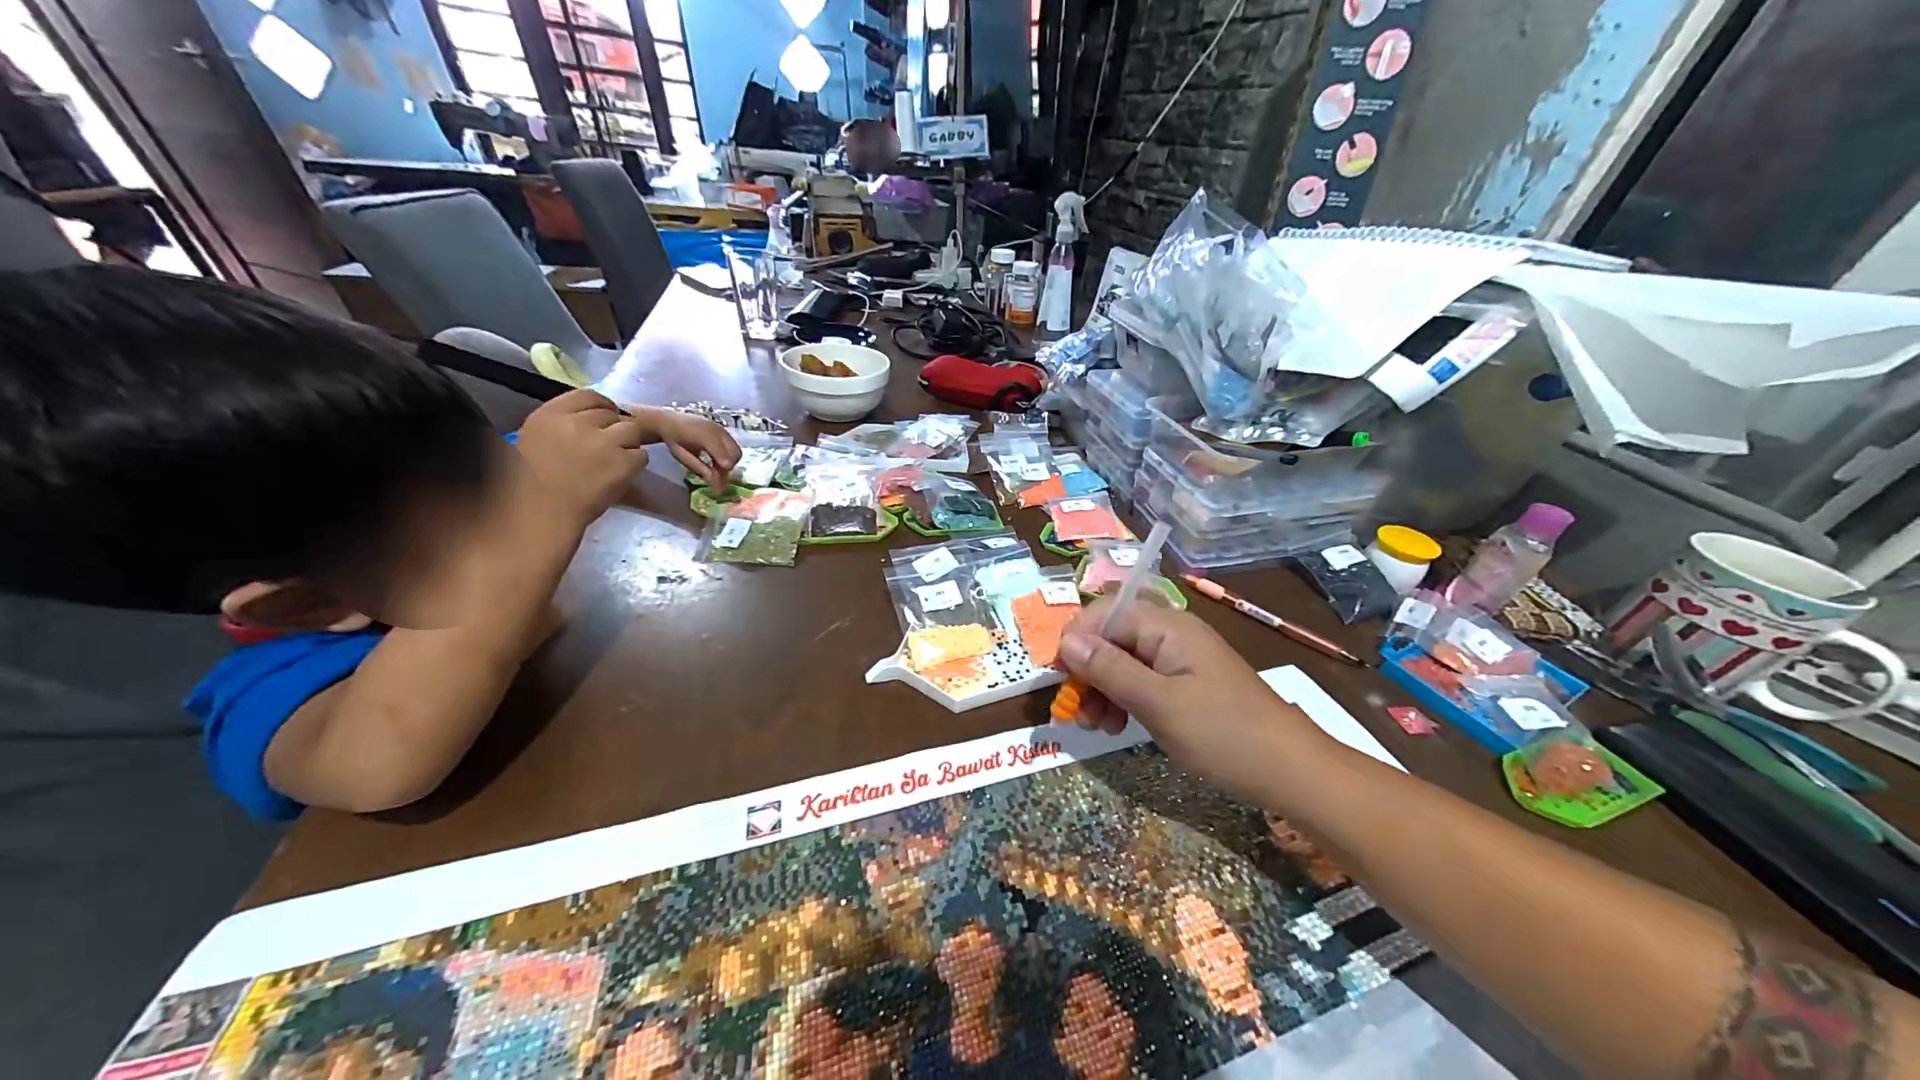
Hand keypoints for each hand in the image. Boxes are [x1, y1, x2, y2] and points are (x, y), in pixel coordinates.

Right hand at [514, 389, 647, 524]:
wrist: (542, 515)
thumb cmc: (534, 483)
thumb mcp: (539, 439)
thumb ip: (565, 423)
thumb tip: (594, 416)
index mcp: (551, 414)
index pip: (589, 395)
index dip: (604, 407)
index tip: (607, 419)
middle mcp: (577, 423)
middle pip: (613, 414)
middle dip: (614, 430)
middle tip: (608, 450)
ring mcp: (603, 441)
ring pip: (632, 431)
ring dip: (627, 445)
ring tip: (612, 464)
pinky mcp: (623, 462)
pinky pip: (641, 455)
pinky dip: (634, 466)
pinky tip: (617, 477)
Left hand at [627, 406, 740, 488]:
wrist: (670, 421)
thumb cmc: (674, 439)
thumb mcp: (682, 456)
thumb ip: (699, 467)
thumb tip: (715, 481)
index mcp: (705, 437)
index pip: (724, 458)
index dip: (723, 474)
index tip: (718, 486)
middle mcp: (718, 431)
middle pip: (735, 455)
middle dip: (728, 468)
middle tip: (717, 477)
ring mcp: (722, 430)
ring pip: (736, 451)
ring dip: (730, 462)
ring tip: (716, 468)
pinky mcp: (724, 431)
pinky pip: (733, 446)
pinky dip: (729, 456)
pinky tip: (717, 460)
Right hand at [1057, 598, 1334, 805]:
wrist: (1291, 771)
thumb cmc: (1223, 734)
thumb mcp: (1158, 703)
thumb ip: (1109, 668)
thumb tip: (1066, 640)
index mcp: (1166, 627)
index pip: (1103, 615)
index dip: (1076, 642)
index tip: (1060, 681)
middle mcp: (1171, 634)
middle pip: (1110, 638)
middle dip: (1087, 672)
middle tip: (1078, 714)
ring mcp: (1180, 660)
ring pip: (1122, 662)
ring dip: (1101, 690)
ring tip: (1097, 727)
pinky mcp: (1185, 684)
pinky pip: (1141, 681)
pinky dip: (1123, 700)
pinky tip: (1117, 727)